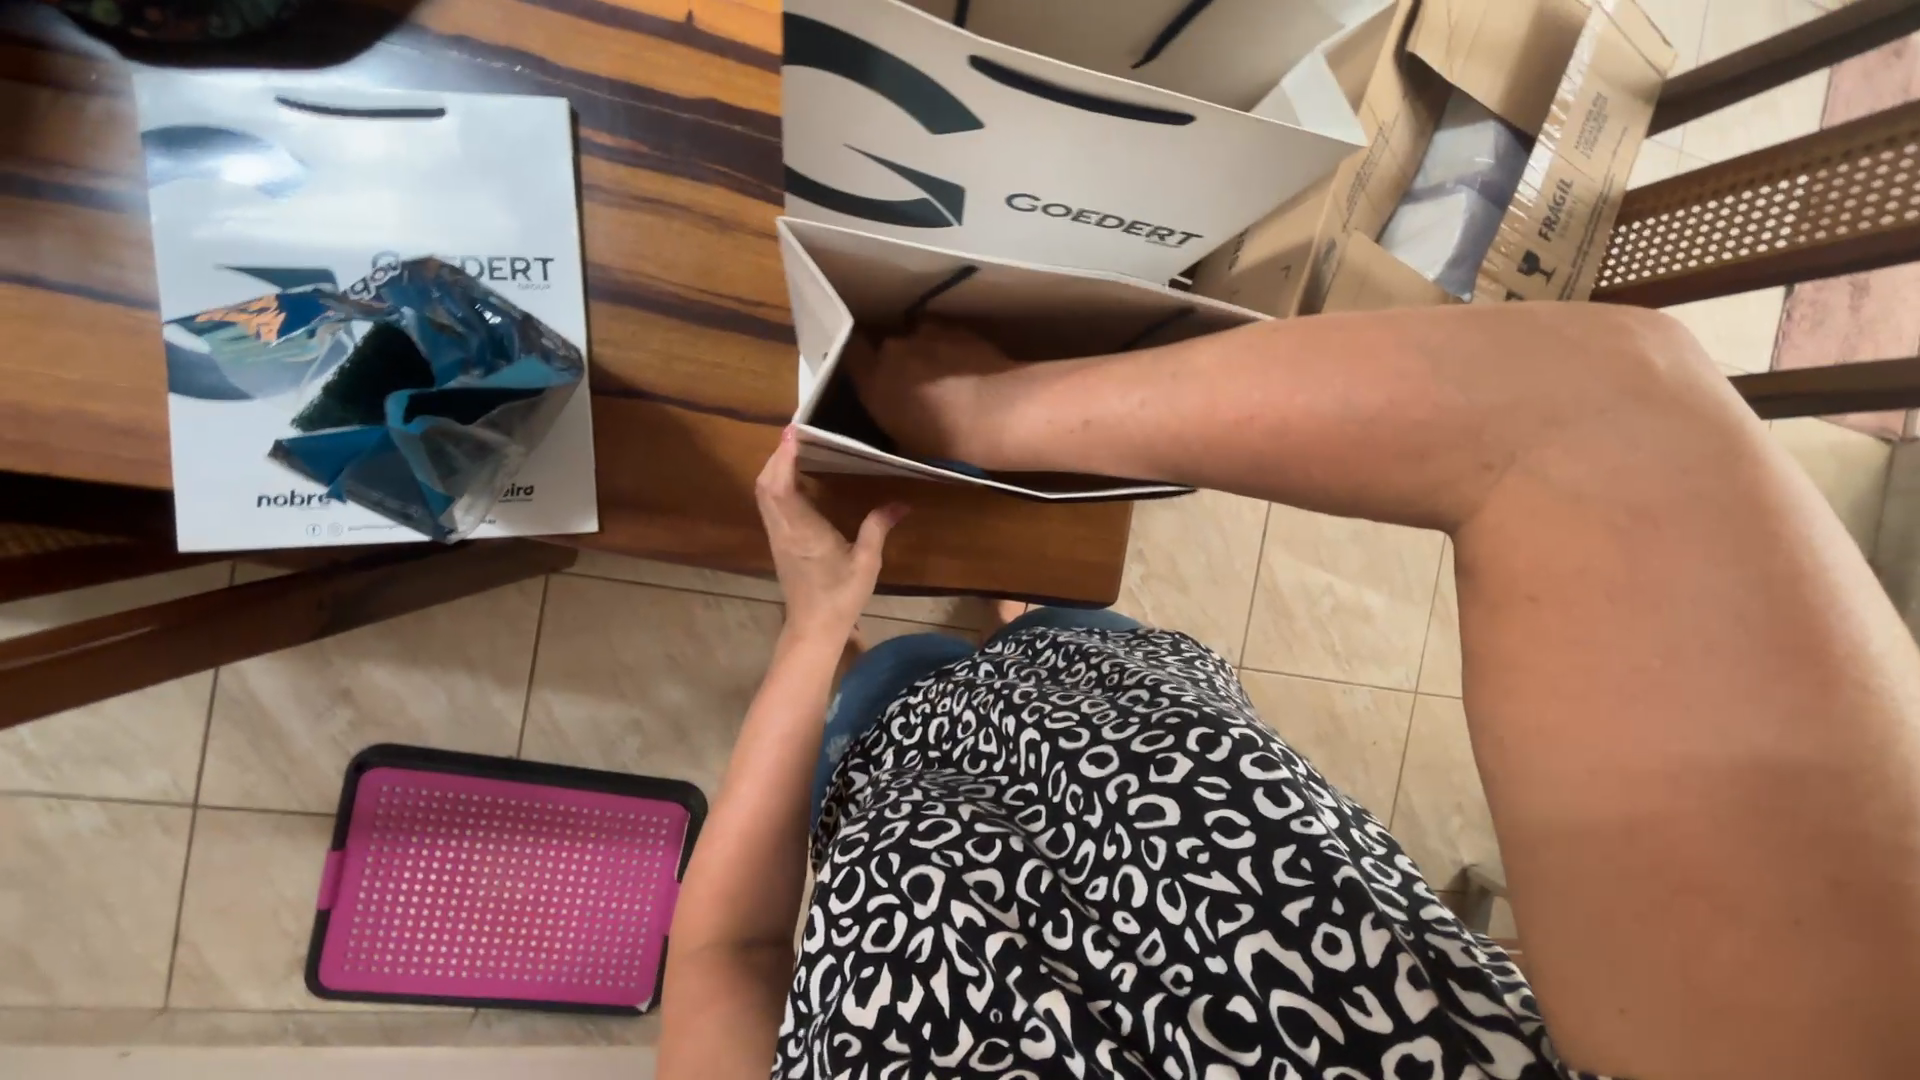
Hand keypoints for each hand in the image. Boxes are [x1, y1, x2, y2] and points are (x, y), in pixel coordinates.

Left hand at [754, 427, 908, 637]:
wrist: (814, 627)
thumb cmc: (841, 596)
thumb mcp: (867, 562)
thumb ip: (878, 528)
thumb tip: (900, 503)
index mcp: (803, 531)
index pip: (781, 487)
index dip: (782, 457)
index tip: (793, 432)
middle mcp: (783, 530)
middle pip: (766, 484)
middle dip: (776, 455)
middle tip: (796, 434)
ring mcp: (777, 536)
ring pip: (764, 494)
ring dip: (774, 468)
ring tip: (793, 448)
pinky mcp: (778, 542)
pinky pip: (770, 505)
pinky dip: (776, 484)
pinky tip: (792, 478)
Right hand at [847, 320, 1020, 464]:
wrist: (993, 415)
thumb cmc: (944, 442)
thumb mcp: (906, 444)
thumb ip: (893, 422)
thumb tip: (898, 419)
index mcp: (873, 380)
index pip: (851, 354)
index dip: (860, 360)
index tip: (868, 371)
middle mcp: (894, 349)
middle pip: (887, 345)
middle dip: (898, 360)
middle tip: (914, 382)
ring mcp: (928, 334)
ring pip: (918, 335)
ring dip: (926, 350)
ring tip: (944, 372)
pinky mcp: (960, 329)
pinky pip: (947, 334)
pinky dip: (953, 347)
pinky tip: (968, 365)